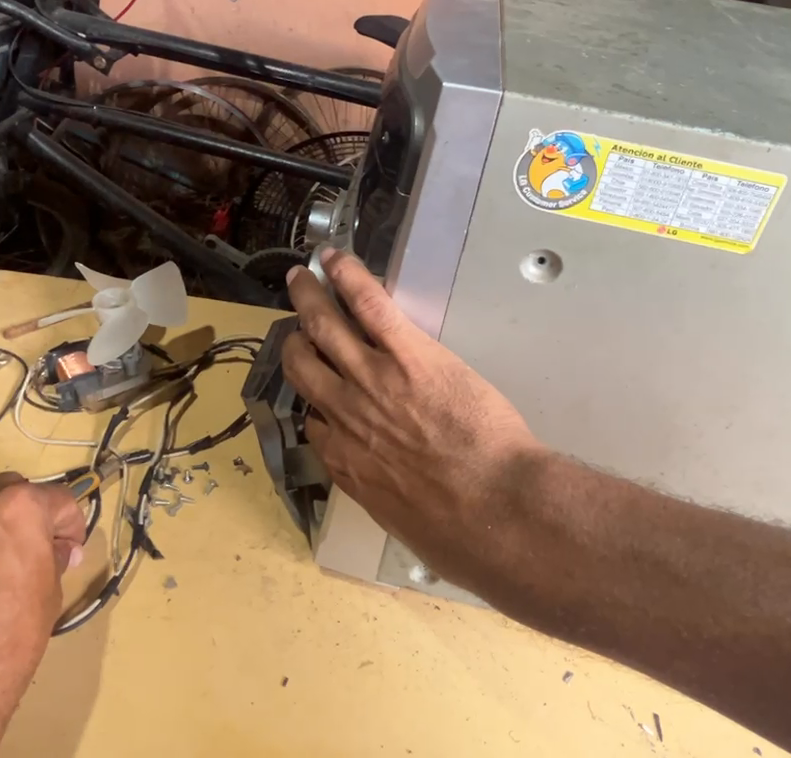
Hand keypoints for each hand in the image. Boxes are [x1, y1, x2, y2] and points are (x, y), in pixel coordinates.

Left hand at [0, 474, 85, 757]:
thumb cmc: (8, 642)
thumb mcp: (49, 597)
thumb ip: (51, 559)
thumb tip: (55, 550)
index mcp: (21, 508)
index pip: (58, 499)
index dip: (69, 525)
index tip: (68, 547)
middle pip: (9, 489)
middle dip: (24, 513)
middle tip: (27, 549)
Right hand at [282, 249, 541, 581]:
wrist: (497, 510)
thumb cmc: (460, 531)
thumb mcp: (406, 524)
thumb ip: (386, 497)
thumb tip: (392, 491)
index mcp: (347, 462)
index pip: (315, 424)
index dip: (315, 403)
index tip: (319, 392)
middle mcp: (346, 415)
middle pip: (302, 366)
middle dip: (293, 340)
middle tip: (294, 323)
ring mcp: (373, 380)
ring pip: (323, 328)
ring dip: (308, 299)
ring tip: (300, 279)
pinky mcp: (408, 353)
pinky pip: (368, 306)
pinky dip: (348, 278)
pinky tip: (336, 260)